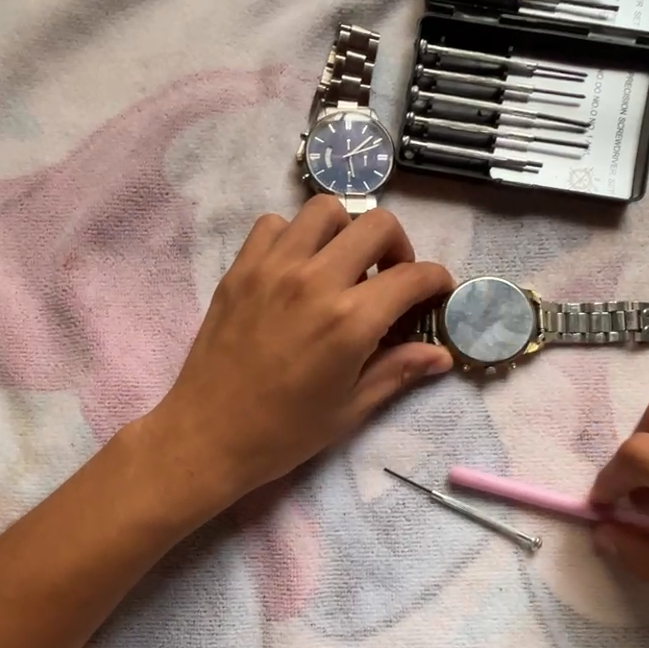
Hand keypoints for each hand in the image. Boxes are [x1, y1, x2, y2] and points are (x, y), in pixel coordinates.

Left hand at [138, 196, 454, 501]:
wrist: (207, 436)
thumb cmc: (283, 433)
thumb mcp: (350, 409)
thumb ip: (398, 371)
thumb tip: (441, 354)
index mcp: (350, 320)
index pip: (413, 276)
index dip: (437, 282)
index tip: (436, 294)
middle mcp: (315, 280)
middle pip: (376, 225)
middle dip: (398, 246)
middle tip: (389, 278)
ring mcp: (272, 268)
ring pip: (324, 211)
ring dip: (345, 231)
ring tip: (342, 266)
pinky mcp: (239, 270)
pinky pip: (273, 225)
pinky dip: (294, 236)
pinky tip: (296, 269)